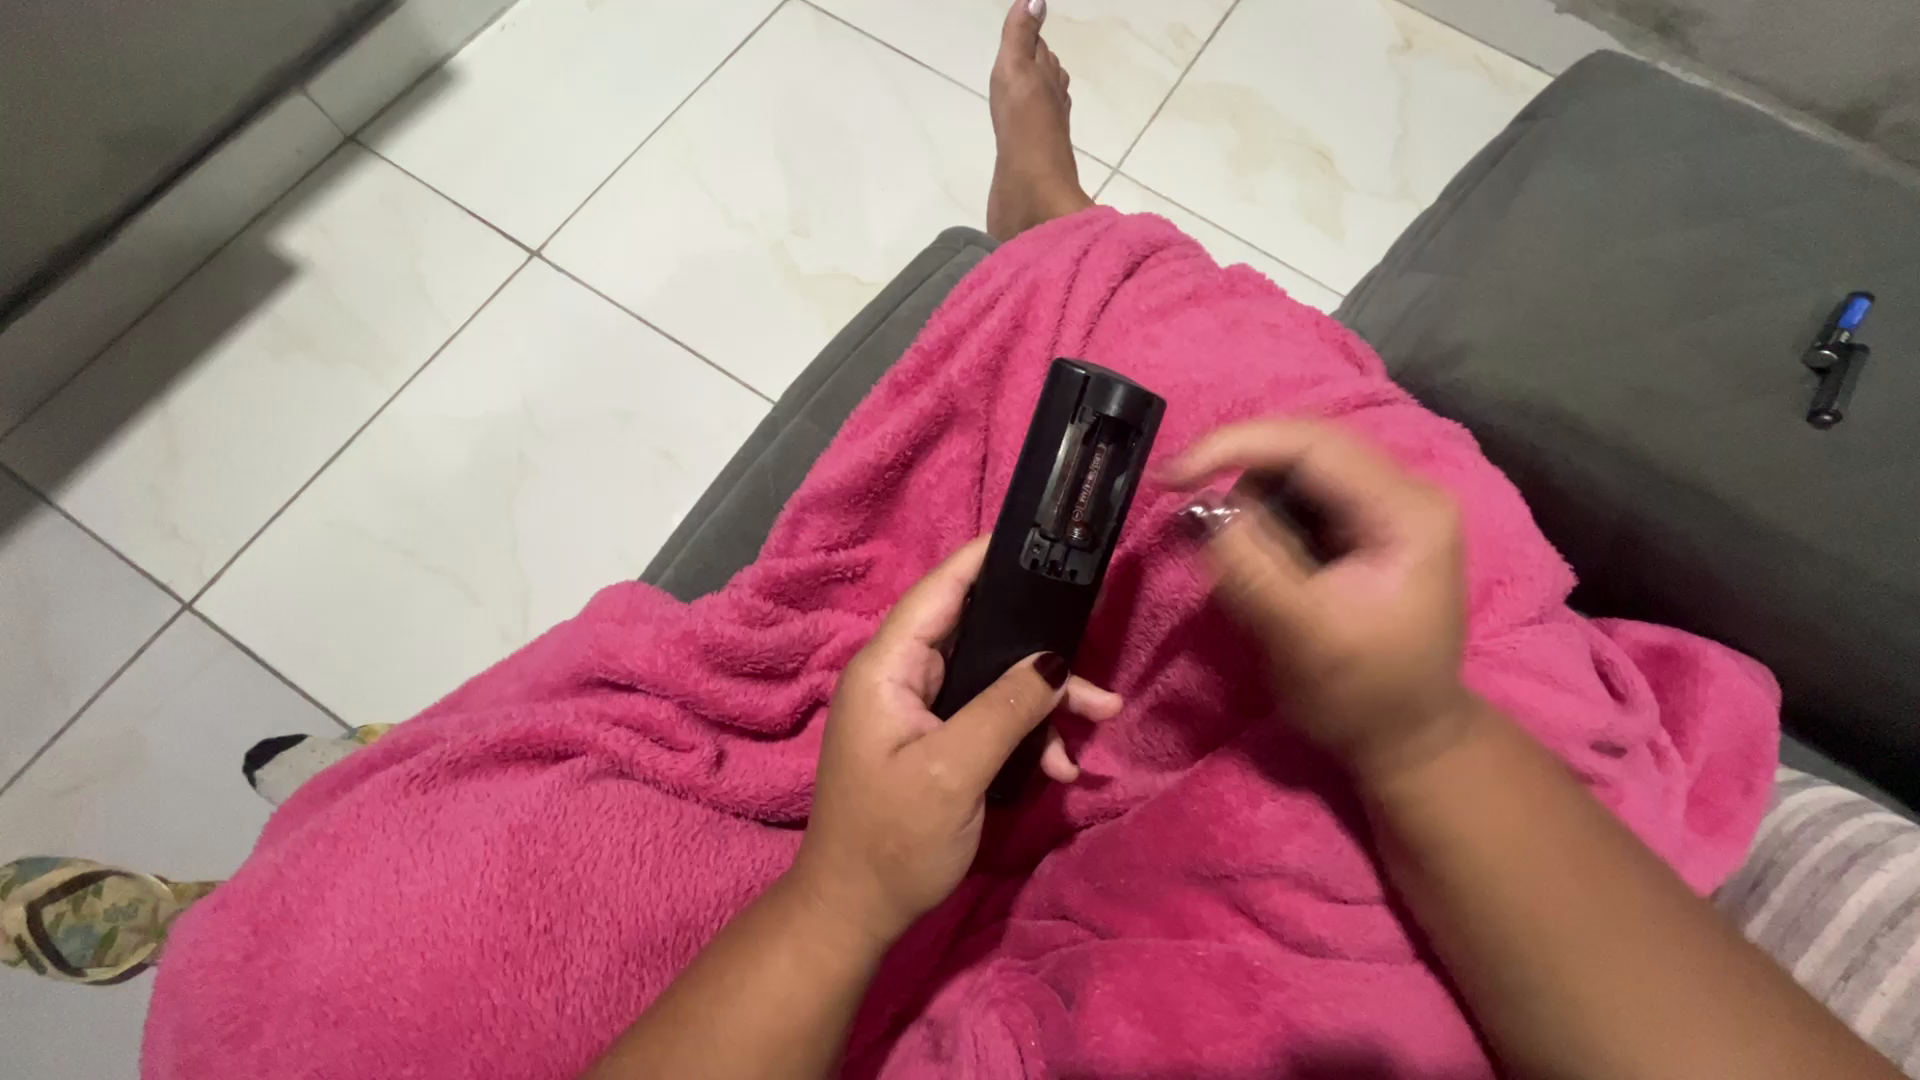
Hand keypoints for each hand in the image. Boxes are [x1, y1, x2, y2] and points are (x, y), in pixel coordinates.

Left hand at [789, 538, 1122, 946]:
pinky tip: (1060, 766)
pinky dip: (1026, 732)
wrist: (857, 913)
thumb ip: (1006, 708)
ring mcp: (919, 708)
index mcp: (888, 669)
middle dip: (1037, 647)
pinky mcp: (936, 738)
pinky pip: (989, 715)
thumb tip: (1053, 660)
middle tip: (1093, 658)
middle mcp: (901, 677)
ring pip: (992, 677)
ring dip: (1043, 698)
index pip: (938, 592)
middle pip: (976, 634)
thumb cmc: (893, 840)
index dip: (982, 560)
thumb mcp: (954, 772)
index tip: (1035, 540)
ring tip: (1099, 718)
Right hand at [1164, 420, 1474, 782]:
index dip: (1235, 446)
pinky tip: (1256, 566)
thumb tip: (1199, 509)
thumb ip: (1250, 567)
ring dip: (1245, 507)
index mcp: (1405, 511)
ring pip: (1290, 473)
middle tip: (1189, 516)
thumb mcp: (1302, 636)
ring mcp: (1379, 509)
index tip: (1172, 477)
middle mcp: (1399, 493)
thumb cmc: (1363, 695)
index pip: (1313, 445)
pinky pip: (1292, 501)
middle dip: (1236, 478)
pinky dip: (1257, 523)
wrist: (1404, 736)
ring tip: (1238, 566)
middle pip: (1300, 449)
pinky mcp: (1356, 528)